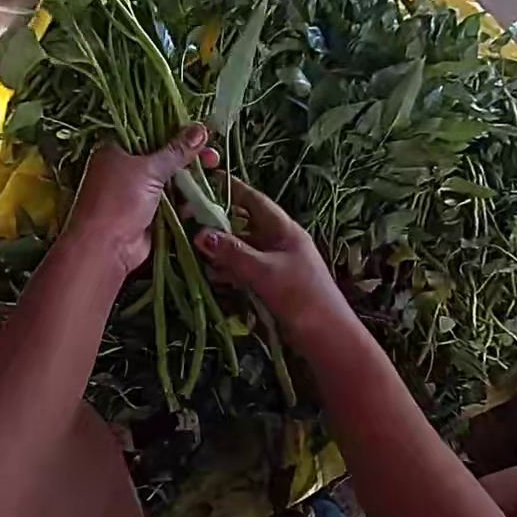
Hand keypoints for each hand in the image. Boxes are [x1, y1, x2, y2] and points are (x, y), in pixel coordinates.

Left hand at [63, 124, 215, 272]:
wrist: (105, 248)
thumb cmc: (119, 201)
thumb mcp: (148, 170)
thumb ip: (176, 151)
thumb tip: (200, 129)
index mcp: (117, 149)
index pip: (152, 132)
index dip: (178, 132)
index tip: (203, 135)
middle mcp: (126, 169)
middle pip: (164, 158)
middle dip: (190, 158)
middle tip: (213, 159)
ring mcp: (138, 194)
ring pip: (171, 182)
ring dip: (191, 181)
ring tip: (215, 176)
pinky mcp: (149, 215)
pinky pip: (173, 203)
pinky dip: (187, 201)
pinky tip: (205, 198)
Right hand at [192, 180, 356, 344]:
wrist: (326, 335)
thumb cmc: (301, 296)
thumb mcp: (264, 271)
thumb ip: (233, 253)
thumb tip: (201, 234)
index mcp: (283, 230)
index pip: (254, 201)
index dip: (232, 189)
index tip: (207, 181)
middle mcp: (279, 242)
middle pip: (244, 225)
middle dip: (219, 223)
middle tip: (189, 221)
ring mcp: (276, 264)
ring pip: (243, 250)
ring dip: (221, 251)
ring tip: (193, 250)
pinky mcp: (272, 284)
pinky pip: (246, 271)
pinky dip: (229, 271)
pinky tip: (211, 276)